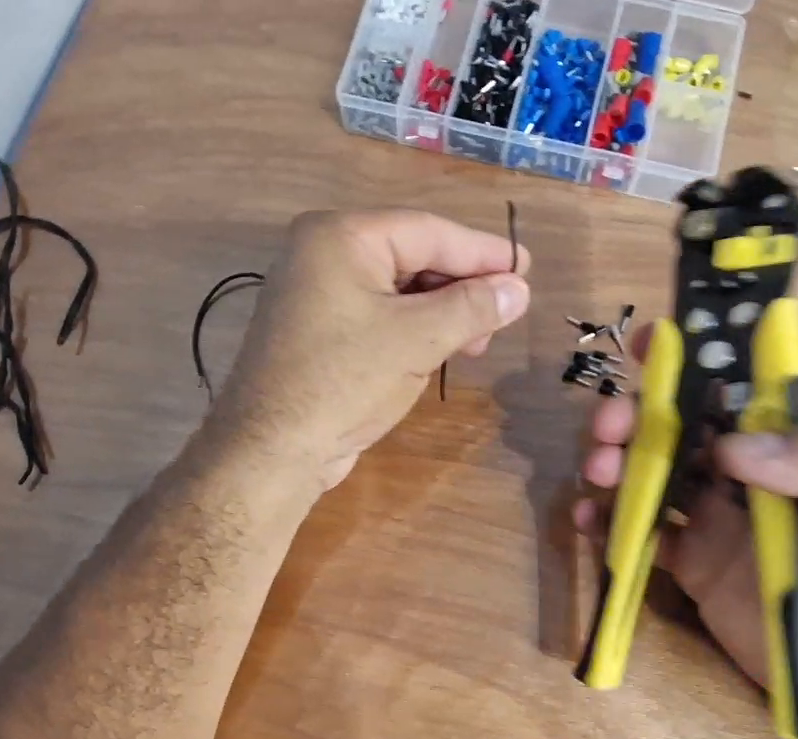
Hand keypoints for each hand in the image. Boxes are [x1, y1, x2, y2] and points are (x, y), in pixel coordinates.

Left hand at [209, 209, 530, 489]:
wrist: (272, 449)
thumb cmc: (343, 382)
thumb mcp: (416, 339)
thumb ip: (472, 308)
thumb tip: (519, 288)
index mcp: (340, 236)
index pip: (428, 231)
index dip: (482, 253)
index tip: (526, 269)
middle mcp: (323, 253)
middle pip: (412, 256)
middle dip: (462, 287)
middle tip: (505, 314)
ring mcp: (317, 294)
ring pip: (398, 290)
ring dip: (442, 313)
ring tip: (477, 343)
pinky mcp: (319, 331)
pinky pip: (378, 316)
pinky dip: (413, 330)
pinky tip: (441, 350)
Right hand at [574, 337, 797, 729]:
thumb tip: (730, 446)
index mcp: (784, 447)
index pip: (732, 387)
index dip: (689, 359)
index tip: (646, 343)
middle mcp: (740, 475)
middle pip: (672, 427)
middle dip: (631, 415)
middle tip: (608, 430)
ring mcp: (708, 520)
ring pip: (645, 473)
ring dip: (611, 462)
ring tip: (595, 475)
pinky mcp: (686, 565)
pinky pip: (636, 533)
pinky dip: (605, 520)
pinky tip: (587, 520)